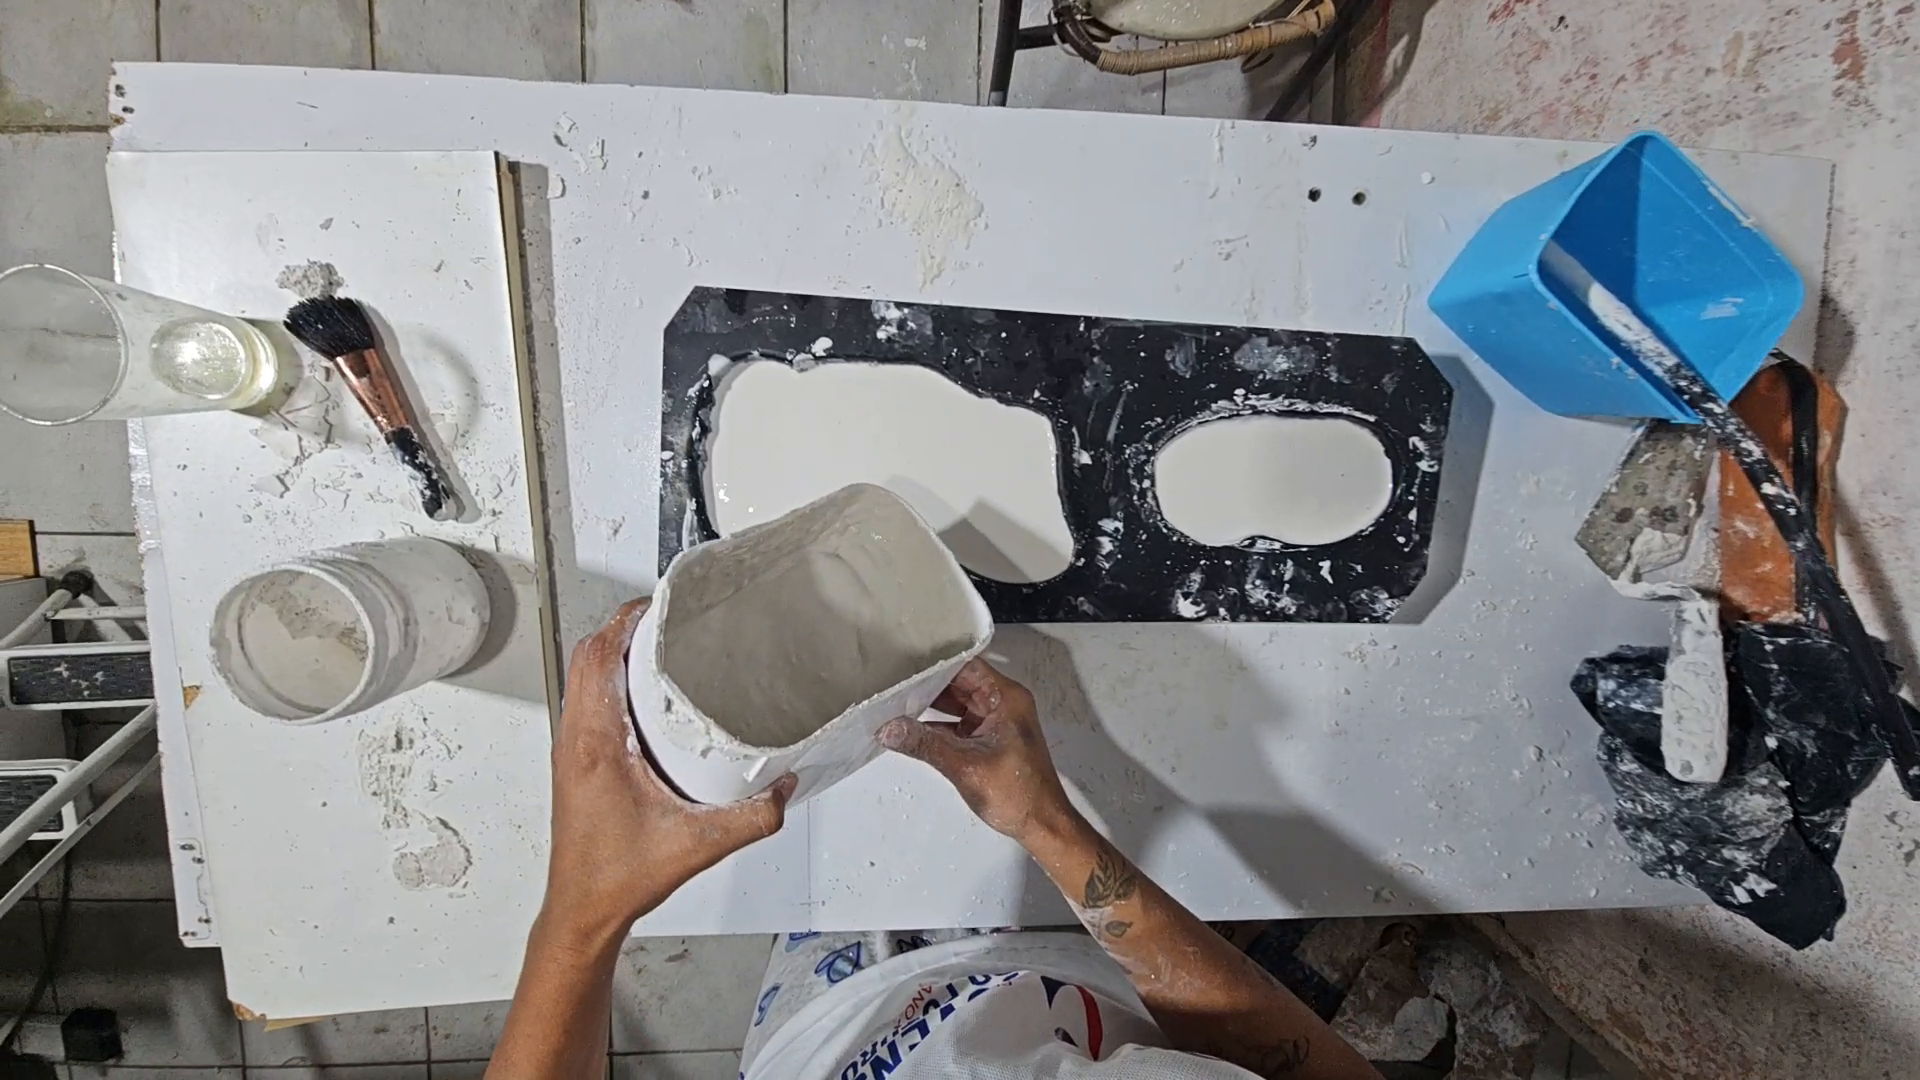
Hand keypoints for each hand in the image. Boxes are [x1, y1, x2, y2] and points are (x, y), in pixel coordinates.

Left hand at [542, 598, 794, 943]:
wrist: (584, 911)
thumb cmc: (617, 879)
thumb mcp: (697, 846)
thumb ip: (752, 816)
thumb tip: (786, 785)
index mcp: (595, 746)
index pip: (596, 658)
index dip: (625, 622)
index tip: (658, 604)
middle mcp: (577, 740)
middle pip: (587, 655)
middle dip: (626, 625)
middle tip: (669, 616)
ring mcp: (575, 748)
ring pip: (585, 675)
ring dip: (618, 649)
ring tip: (664, 641)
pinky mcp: (581, 758)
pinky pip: (591, 697)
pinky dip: (615, 676)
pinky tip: (653, 688)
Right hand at [877, 658, 1074, 843]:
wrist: (1042, 825)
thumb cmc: (1016, 793)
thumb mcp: (965, 766)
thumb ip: (925, 744)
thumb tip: (887, 728)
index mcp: (1006, 697)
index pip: (966, 666)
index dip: (936, 662)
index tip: (904, 660)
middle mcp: (1002, 702)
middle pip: (959, 682)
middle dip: (927, 682)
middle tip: (890, 679)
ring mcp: (995, 720)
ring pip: (957, 702)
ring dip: (930, 704)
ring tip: (893, 698)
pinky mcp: (988, 738)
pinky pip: (958, 722)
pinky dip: (937, 725)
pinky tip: (909, 726)